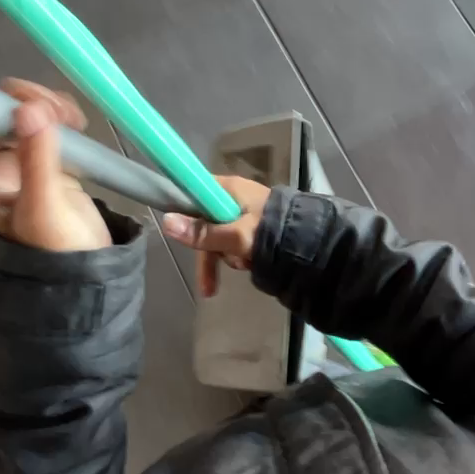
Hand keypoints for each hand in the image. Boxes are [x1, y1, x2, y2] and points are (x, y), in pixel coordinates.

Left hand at [0, 79, 111, 251]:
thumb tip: (28, 107)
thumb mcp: (44, 208)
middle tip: (46, 105)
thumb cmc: (55, 251)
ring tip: (68, 117)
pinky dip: (60, 116)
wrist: (90, 276)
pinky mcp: (52, 163)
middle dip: (13, 102)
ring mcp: (22, 165)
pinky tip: (78, 124)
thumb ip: (37, 158)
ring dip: (41, 105)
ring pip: (18, 117)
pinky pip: (47, 127)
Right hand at [161, 176, 270, 296]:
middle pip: (206, 221)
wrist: (309, 245)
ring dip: (226, 256)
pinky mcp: (253, 229)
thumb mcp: (235, 235)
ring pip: (220, 236)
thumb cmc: (271, 233)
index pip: (195, 188)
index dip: (184, 207)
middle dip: (209, 252)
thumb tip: (165, 222)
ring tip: (243, 266)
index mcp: (229, 188)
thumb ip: (202, 233)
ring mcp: (244, 214)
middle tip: (207, 284)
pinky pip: (234, 243)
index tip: (177, 228)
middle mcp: (234, 198)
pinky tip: (248, 266)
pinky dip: (238, 257)